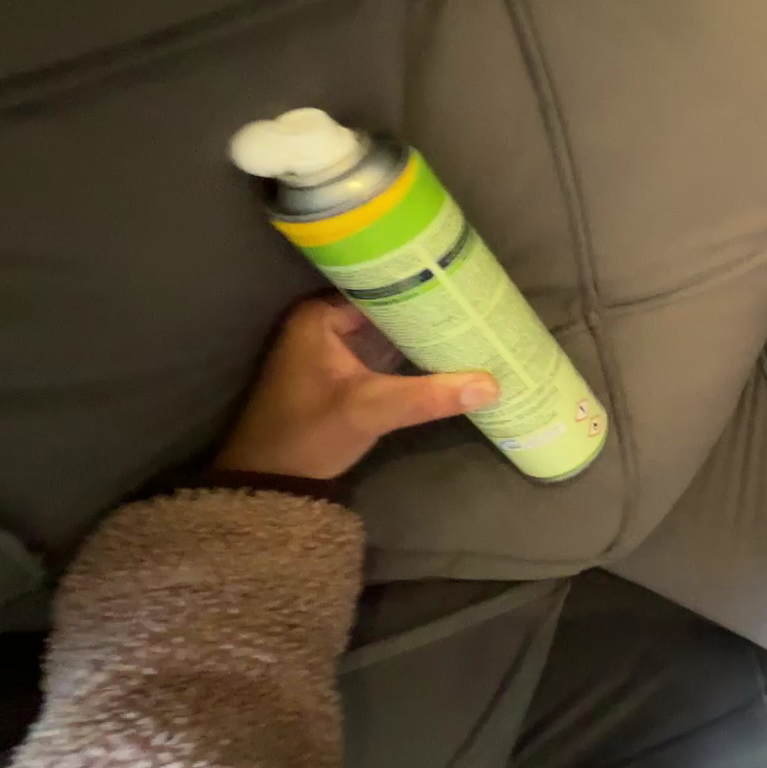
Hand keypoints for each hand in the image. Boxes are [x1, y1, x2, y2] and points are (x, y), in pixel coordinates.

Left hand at [213, 299, 498, 479]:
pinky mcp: (355, 365)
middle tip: (486, 304)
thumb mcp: (369, 412)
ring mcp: (343, 343)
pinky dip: (425, 346)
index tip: (471, 284)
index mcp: (321, 316)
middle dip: (438, 306)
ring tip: (483, 320)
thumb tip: (493, 386)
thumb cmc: (306, 436)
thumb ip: (428, 396)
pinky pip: (398, 344)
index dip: (428, 283)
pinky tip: (460, 347)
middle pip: (396, 303)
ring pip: (400, 325)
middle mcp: (330, 321)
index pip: (386, 284)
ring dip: (434, 327)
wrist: (273, 483)